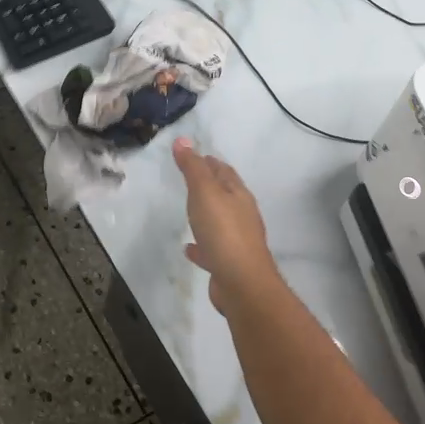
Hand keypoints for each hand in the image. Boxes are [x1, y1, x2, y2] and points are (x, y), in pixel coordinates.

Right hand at [174, 138, 280, 313]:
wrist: (242, 283)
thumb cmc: (223, 232)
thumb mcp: (204, 193)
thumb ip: (193, 168)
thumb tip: (182, 140)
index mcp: (238, 195)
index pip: (224, 171)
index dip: (209, 161)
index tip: (194, 155)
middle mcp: (242, 215)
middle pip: (225, 194)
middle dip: (210, 185)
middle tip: (189, 179)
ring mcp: (237, 240)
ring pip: (220, 221)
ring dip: (207, 214)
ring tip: (189, 210)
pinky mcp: (229, 263)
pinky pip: (212, 248)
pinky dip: (201, 244)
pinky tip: (189, 248)